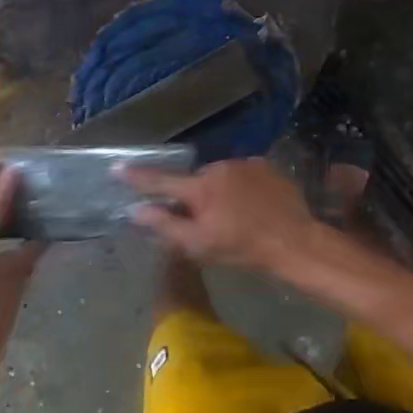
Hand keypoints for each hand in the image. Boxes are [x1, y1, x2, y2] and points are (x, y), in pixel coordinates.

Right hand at [119, 159, 319, 271]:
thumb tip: (135, 210)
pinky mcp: (266, 166)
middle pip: (195, 180)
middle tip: (206, 220)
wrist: (295, 242)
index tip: (117, 168)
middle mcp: (218, 167)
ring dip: (220, 191)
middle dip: (195, 195)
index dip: (137, 177)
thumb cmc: (243, 248)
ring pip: (221, 176)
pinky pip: (243, 174)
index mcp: (199, 187)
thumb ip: (165, 226)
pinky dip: (241, 186)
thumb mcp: (199, 245)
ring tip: (235, 216)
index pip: (160, 180)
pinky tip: (253, 206)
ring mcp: (244, 163)